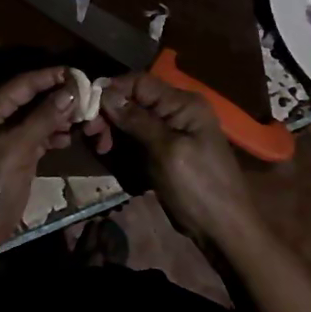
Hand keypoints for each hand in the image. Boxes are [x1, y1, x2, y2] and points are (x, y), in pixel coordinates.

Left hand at [0, 67, 110, 266]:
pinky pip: (38, 139)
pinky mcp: (16, 160)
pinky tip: (71, 138)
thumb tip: (71, 90)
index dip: (50, 77)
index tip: (79, 74)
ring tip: (86, 119)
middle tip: (90, 100)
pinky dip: (55, 136)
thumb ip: (42, 118)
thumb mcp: (15, 149)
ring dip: (61, 118)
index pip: (22, 84)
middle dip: (60, 98)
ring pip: (38, 120)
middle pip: (32, 100)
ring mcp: (6, 142)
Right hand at [100, 73, 254, 244]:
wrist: (223, 230)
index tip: (87, 109)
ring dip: (112, 131)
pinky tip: (110, 156)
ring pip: (131, 120)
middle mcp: (177, 111)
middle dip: (109, 114)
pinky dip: (122, 145)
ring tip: (101, 149)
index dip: (111, 90)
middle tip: (91, 135)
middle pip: (133, 100)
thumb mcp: (166, 150)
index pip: (139, 82)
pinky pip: (137, 139)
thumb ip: (137, 119)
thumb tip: (106, 92)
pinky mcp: (164, 151)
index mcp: (183, 103)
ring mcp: (171, 132)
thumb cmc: (198, 187)